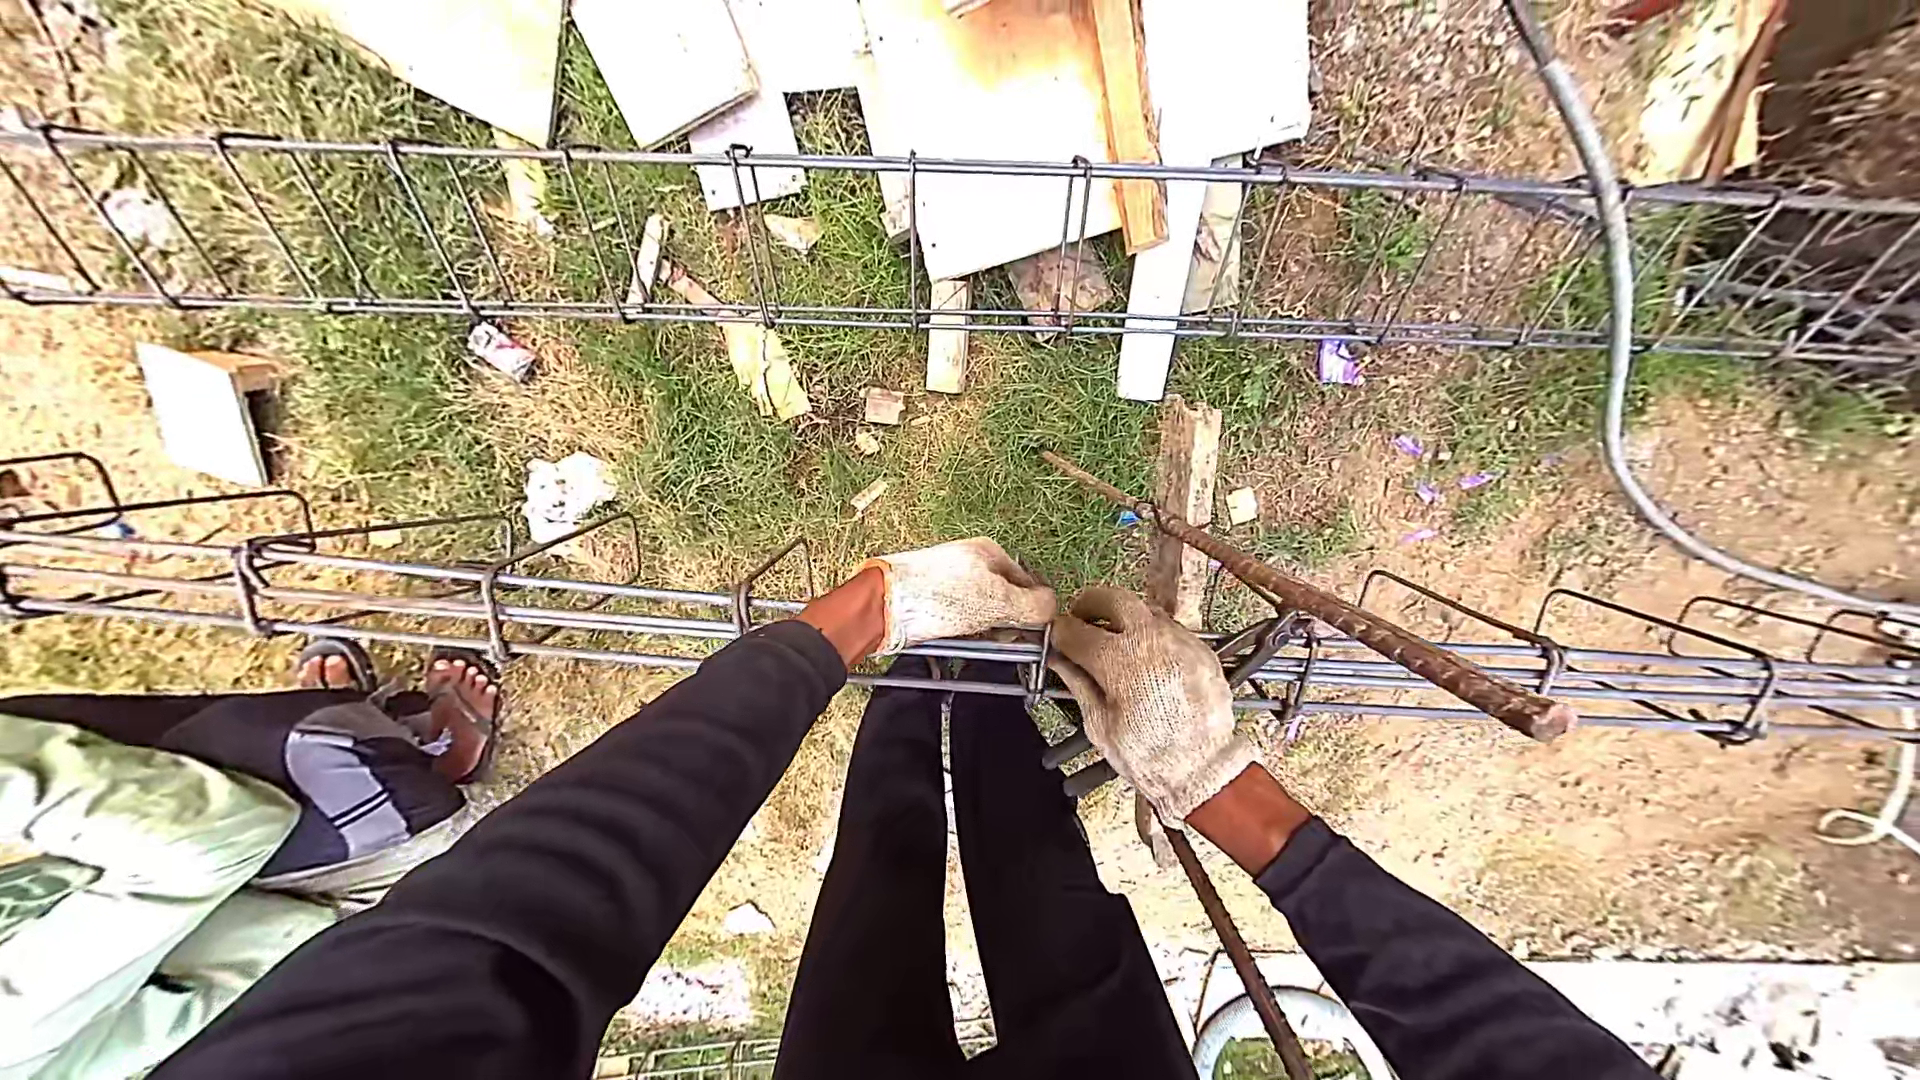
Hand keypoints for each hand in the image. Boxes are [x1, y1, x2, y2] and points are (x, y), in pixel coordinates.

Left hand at [860, 537, 1055, 653]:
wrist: (882, 606)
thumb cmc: (937, 596)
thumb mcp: (997, 600)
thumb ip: (1032, 605)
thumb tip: (1053, 608)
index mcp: (989, 551)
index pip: (1028, 583)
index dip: (1032, 609)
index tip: (1029, 632)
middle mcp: (970, 562)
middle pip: (1005, 598)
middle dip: (1004, 622)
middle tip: (996, 638)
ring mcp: (950, 580)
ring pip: (982, 612)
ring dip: (982, 631)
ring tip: (971, 639)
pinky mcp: (933, 600)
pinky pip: (960, 620)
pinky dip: (962, 633)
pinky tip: (953, 639)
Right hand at [1049, 586, 1255, 822]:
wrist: (1204, 771)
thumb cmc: (1152, 757)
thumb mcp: (1099, 725)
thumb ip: (1078, 684)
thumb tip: (1062, 662)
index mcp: (1119, 661)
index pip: (1075, 630)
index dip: (1060, 632)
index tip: (1057, 637)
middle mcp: (1151, 642)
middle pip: (1112, 598)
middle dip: (1090, 604)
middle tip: (1081, 619)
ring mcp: (1179, 642)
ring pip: (1143, 609)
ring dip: (1122, 618)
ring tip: (1112, 639)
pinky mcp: (1200, 650)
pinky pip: (1169, 628)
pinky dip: (1150, 634)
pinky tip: (1143, 655)